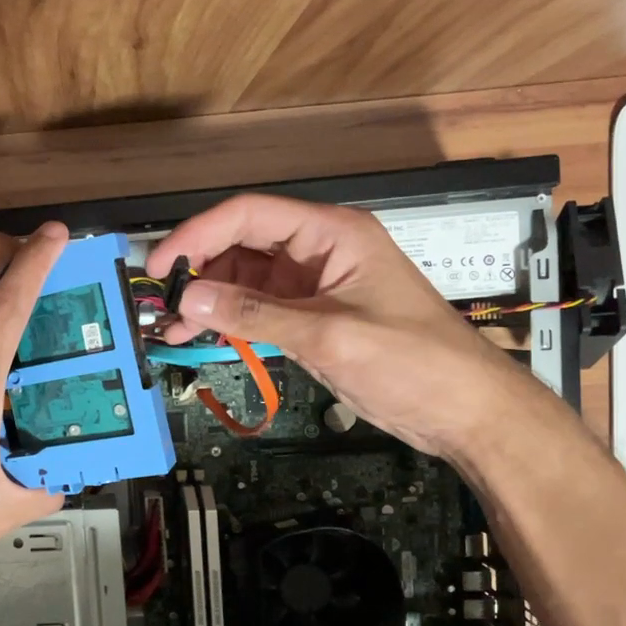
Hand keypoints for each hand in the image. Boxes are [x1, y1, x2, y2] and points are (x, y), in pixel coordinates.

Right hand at [146, 194, 548, 459]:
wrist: (465, 411)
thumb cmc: (412, 362)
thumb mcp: (328, 335)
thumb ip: (254, 314)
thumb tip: (190, 298)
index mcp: (330, 234)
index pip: (248, 215)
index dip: (197, 235)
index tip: (160, 268)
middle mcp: (317, 251)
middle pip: (239, 244)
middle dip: (197, 271)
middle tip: (160, 306)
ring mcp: (311, 286)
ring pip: (242, 279)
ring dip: (207, 302)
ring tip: (172, 331)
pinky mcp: (309, 318)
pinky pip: (255, 310)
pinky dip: (226, 323)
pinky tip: (200, 339)